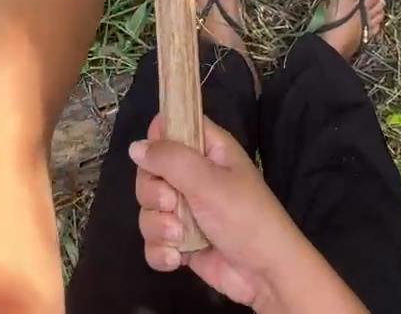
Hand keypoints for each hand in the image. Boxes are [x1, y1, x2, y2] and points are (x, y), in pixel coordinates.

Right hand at [131, 117, 304, 308]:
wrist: (265, 275)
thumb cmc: (244, 216)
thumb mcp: (208, 181)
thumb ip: (170, 159)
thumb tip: (135, 147)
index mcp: (208, 149)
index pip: (174, 125)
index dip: (158, 137)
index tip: (153, 155)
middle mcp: (194, 175)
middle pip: (151, 171)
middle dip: (153, 193)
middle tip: (171, 203)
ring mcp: (187, 209)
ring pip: (149, 208)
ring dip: (158, 226)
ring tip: (179, 237)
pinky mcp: (182, 241)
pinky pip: (154, 240)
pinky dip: (160, 251)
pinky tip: (176, 259)